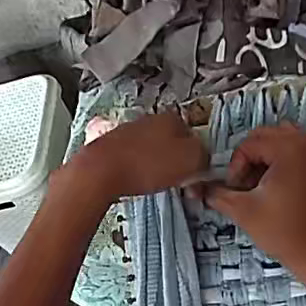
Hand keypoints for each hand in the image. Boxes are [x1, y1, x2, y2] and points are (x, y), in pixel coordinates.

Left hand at [62, 112, 207, 199]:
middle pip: (175, 146)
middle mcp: (150, 119)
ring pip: (155, 153)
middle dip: (179, 166)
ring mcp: (130, 132)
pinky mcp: (113, 147)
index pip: (196, 139)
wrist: (100, 171)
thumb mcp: (191, 160)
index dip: (199, 162)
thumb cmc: (149, 164)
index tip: (195, 181)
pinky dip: (140, 171)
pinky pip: (136, 160)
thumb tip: (204, 161)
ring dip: (160, 170)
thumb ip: (205, 157)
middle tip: (179, 186)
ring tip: (157, 185)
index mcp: (172, 118)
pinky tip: (137, 182)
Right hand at [194, 124, 305, 277]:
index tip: (235, 188)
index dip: (236, 166)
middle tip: (244, 184)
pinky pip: (297, 152)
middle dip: (250, 158)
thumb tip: (199, 188)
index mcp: (289, 148)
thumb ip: (216, 194)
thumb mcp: (242, 210)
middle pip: (265, 136)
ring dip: (265, 158)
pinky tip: (275, 189)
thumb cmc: (284, 232)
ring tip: (259, 185)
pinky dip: (282, 163)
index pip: (249, 144)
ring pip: (281, 141)